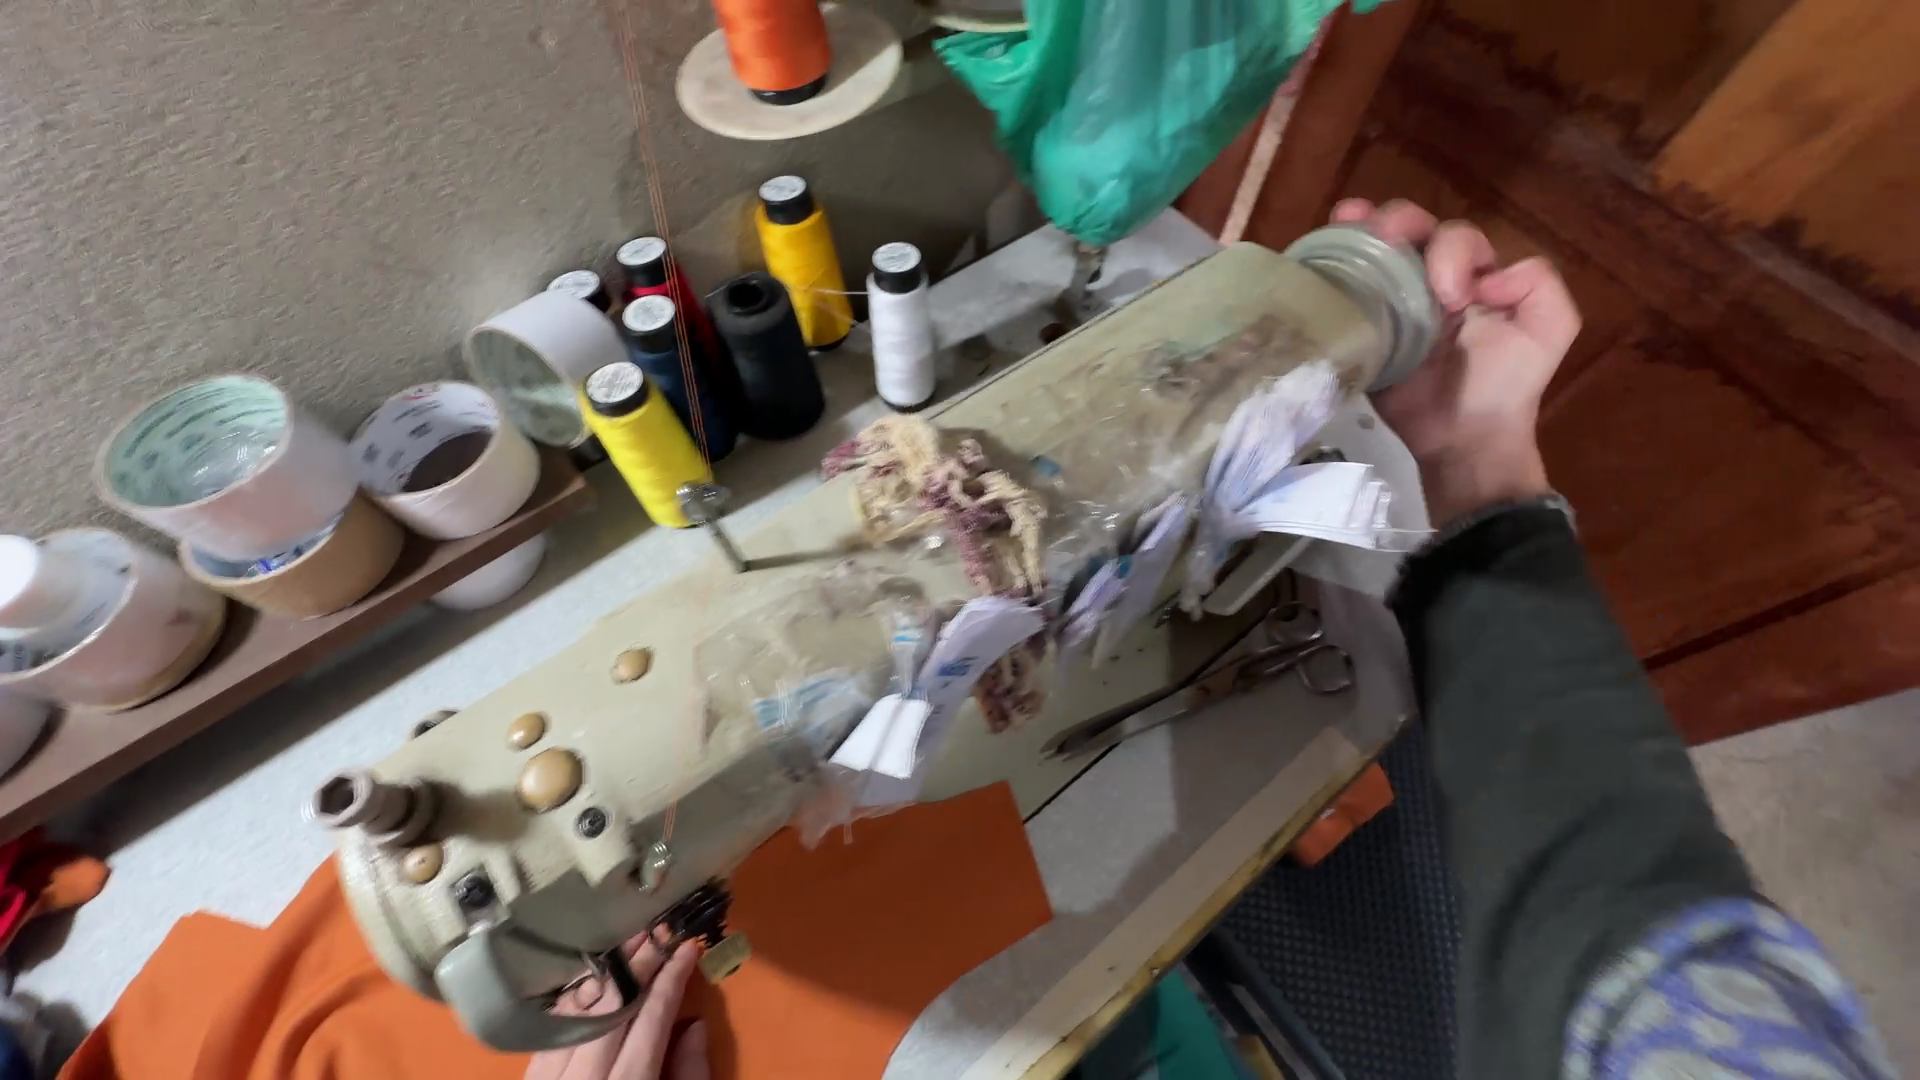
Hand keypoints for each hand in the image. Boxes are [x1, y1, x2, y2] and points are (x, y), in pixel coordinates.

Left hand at [524, 931, 708, 1079]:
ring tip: (626, 943)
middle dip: (638, 964)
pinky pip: (550, 1031)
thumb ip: (691, 1075)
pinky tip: (590, 981)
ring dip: (603, 974)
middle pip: (613, 1008)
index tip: (688, 947)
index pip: (652, 1019)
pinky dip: (572, 1002)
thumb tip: (694, 1025)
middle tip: (659, 930)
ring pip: (576, 1013)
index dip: (671, 978)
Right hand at [1329, 199, 1580, 525]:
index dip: (1449, 253)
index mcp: (1471, 275)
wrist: (1463, 438)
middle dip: (1396, 221)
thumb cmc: (1506, 385)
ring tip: (1343, 221)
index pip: (1455, 238)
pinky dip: (1331, 275)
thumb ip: (1539, 285)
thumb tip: (1486, 277)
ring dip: (1357, 233)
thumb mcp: (1550, 329)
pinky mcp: (1361, 335)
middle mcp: (1427, 283)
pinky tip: (1318, 261)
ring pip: (1373, 256)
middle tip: (1382, 233)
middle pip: (1409, 234)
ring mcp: (1389, 308)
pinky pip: (1346, 299)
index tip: (1447, 296)